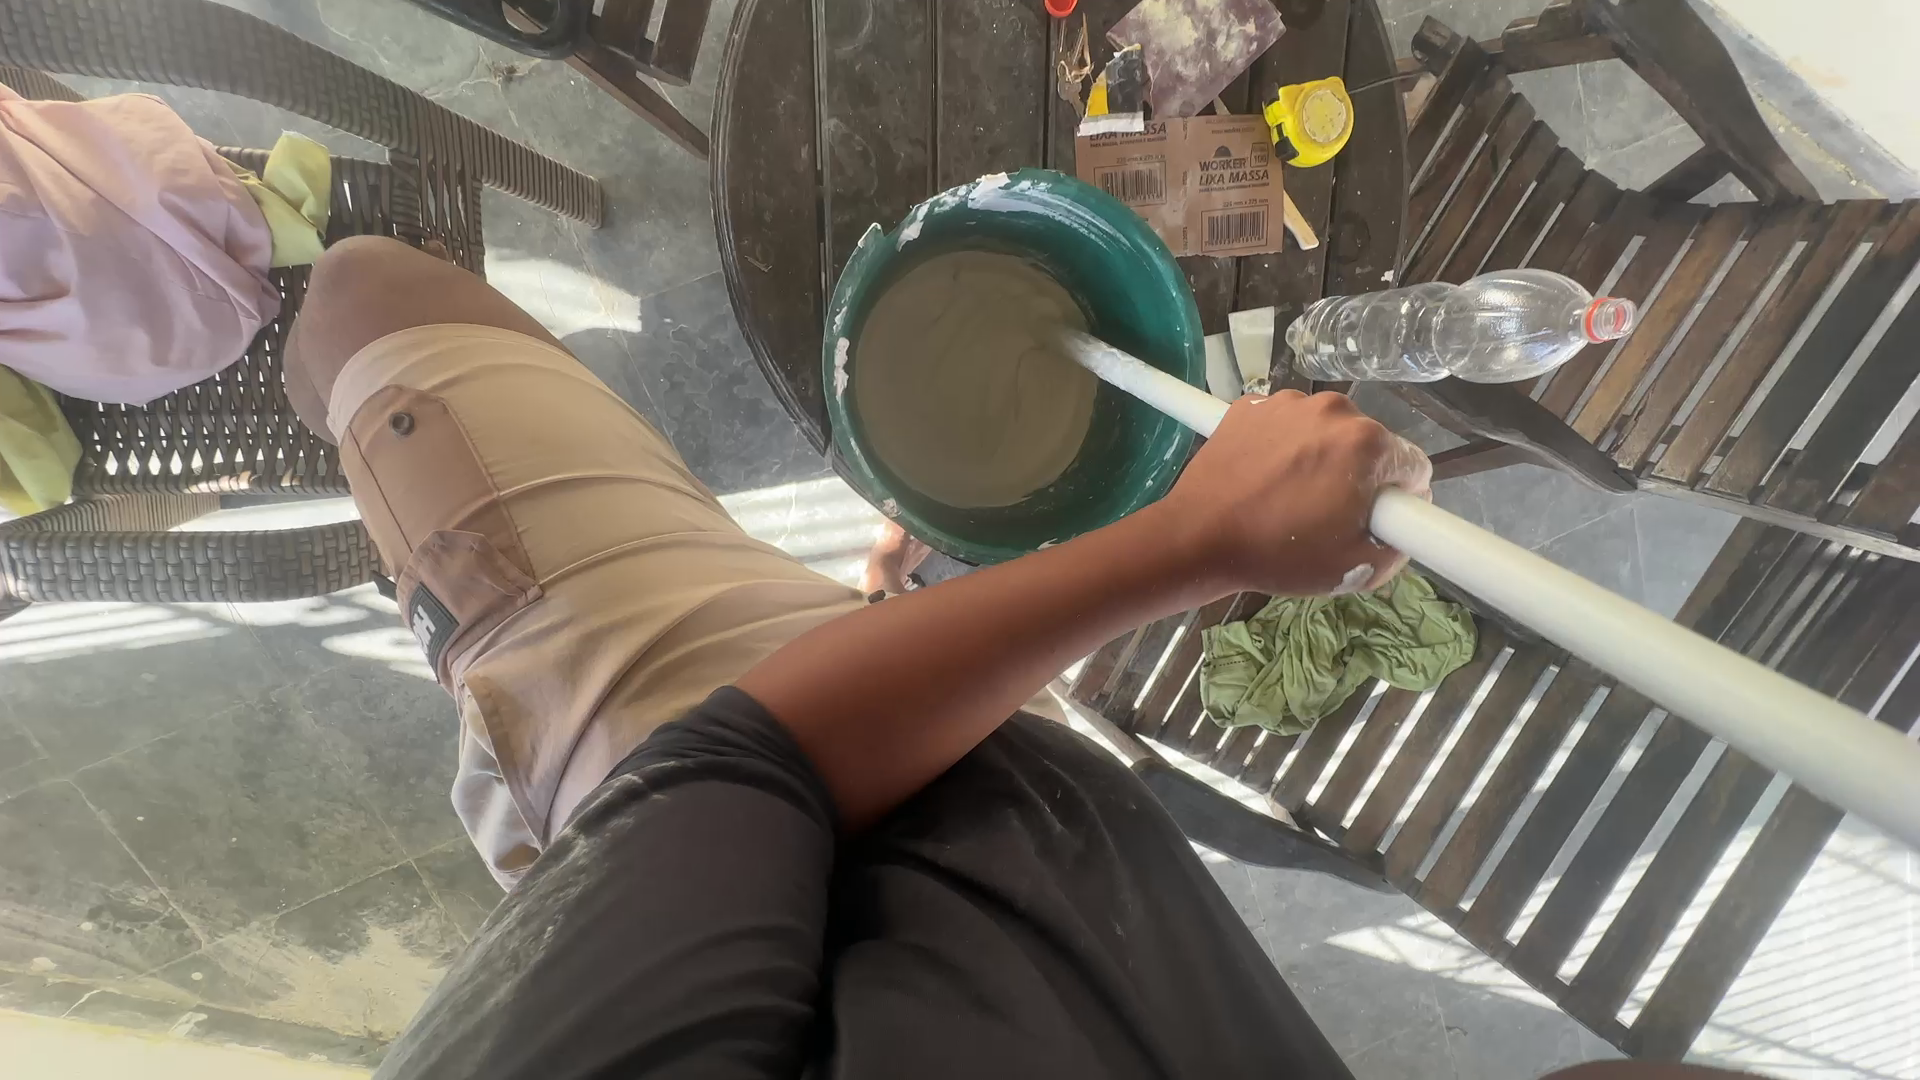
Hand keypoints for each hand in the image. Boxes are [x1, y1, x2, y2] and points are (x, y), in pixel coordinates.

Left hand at [1158, 390, 1430, 596]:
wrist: (1196, 536)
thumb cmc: (1277, 554)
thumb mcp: (1354, 569)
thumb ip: (1398, 546)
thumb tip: (1404, 527)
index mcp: (1368, 444)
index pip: (1412, 467)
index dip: (1399, 499)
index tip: (1372, 519)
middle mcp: (1332, 409)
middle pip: (1366, 444)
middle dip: (1355, 475)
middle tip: (1323, 512)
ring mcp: (1285, 404)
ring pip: (1322, 430)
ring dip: (1316, 455)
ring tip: (1285, 495)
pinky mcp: (1247, 407)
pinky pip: (1281, 425)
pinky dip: (1278, 444)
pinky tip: (1260, 476)